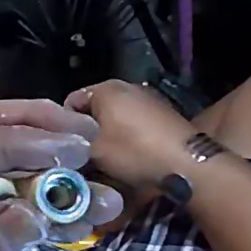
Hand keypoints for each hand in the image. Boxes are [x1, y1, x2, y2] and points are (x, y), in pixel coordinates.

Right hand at [65, 81, 195, 192]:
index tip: (64, 145)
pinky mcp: (164, 113)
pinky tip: (126, 154)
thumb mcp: (93, 152)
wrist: (188, 164)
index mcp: (106, 89)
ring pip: (114, 115)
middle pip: (93, 108)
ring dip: (106, 133)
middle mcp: (127, 86)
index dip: (63, 124)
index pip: (70, 102)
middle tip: (80, 152)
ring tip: (102, 156)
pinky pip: (133, 122)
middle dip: (85, 128)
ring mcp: (148, 98)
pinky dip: (125, 135)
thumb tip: (63, 146)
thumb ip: (73, 146)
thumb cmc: (133, 152)